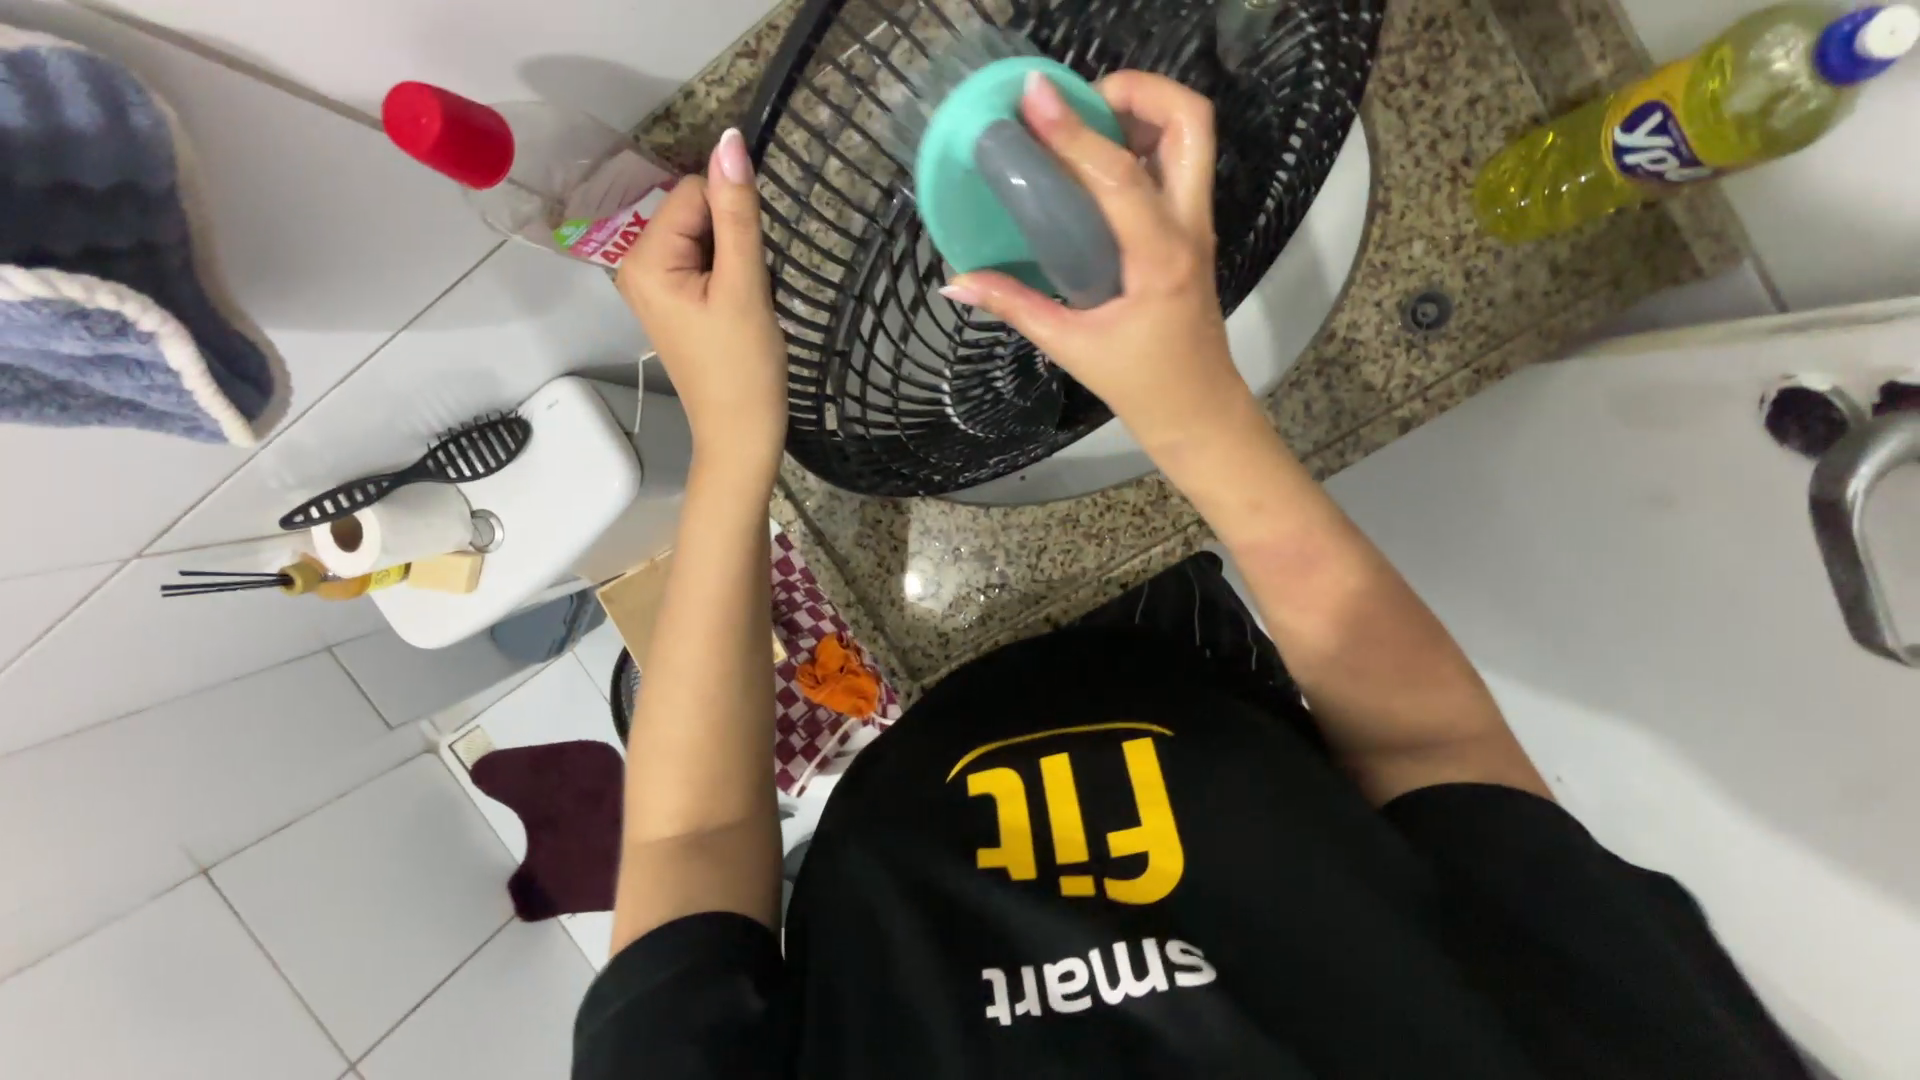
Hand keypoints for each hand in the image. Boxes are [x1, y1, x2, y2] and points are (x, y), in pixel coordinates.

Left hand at [617, 127, 787, 479]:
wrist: (741, 434)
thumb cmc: (744, 368)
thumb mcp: (745, 287)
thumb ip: (738, 213)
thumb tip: (731, 141)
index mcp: (645, 259)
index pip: (693, 194)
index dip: (734, 219)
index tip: (750, 267)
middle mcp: (637, 264)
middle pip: (696, 213)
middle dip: (733, 240)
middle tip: (747, 292)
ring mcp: (655, 285)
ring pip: (706, 237)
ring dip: (735, 259)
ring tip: (744, 304)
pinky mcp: (674, 301)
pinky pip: (705, 262)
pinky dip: (730, 275)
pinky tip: (739, 310)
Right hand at [938, 71, 1258, 455]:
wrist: (1198, 409)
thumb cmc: (1140, 385)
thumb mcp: (1070, 347)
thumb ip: (1014, 306)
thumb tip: (955, 283)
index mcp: (1160, 260)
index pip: (1120, 176)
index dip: (1074, 133)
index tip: (1032, 99)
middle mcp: (1189, 229)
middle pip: (1188, 124)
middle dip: (1137, 93)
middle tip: (1079, 104)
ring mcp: (1197, 226)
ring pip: (1191, 137)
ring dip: (1143, 112)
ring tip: (1084, 123)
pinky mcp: (1193, 231)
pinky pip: (1177, 164)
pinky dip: (1142, 142)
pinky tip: (1096, 162)